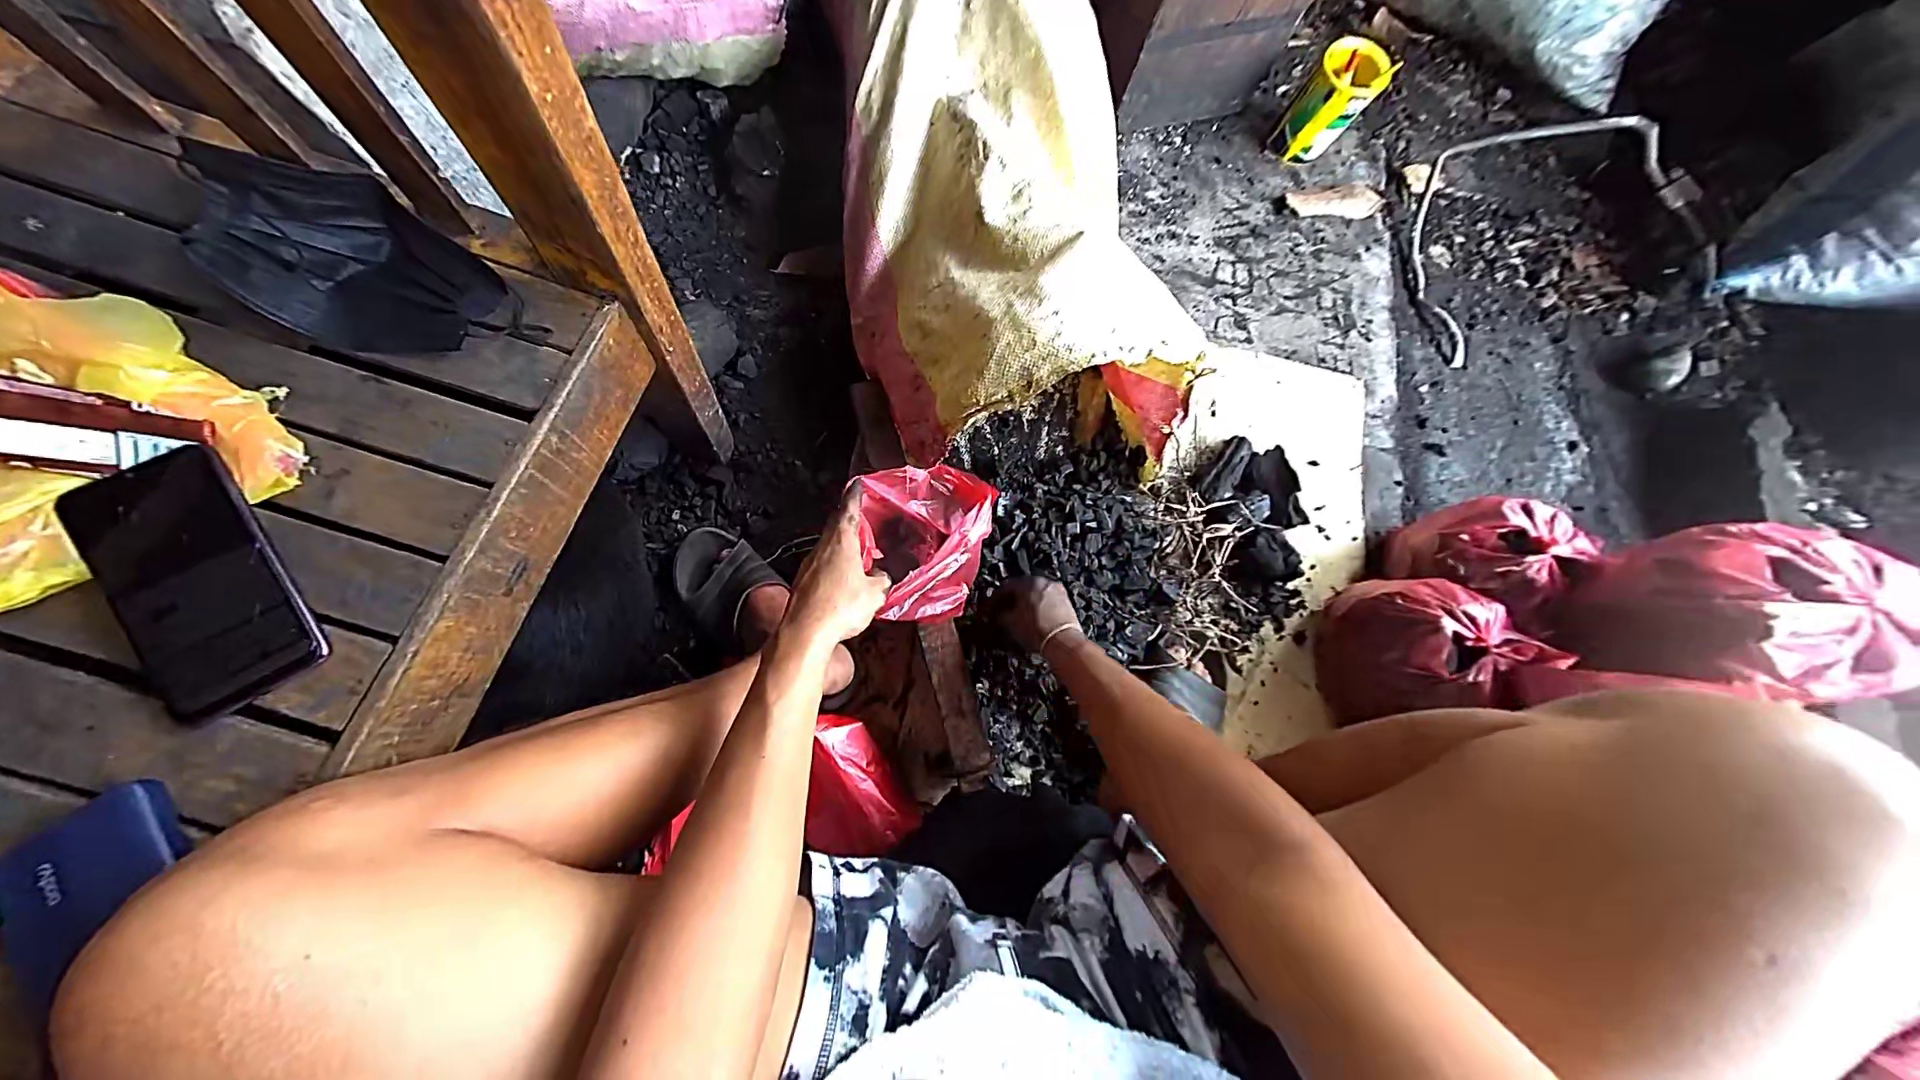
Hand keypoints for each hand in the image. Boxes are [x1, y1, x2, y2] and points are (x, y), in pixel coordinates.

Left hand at [785, 486, 890, 644]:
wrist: (805, 632)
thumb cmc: (840, 607)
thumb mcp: (876, 592)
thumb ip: (883, 579)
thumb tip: (884, 576)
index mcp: (842, 541)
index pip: (849, 508)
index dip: (856, 495)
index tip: (859, 485)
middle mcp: (822, 548)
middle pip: (837, 525)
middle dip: (851, 520)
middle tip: (865, 518)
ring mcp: (810, 564)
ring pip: (829, 546)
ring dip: (844, 544)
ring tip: (861, 551)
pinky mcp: (804, 582)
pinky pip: (823, 564)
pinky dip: (835, 563)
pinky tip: (845, 577)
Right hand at [991, 577, 1083, 655]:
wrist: (1063, 642)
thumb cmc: (1038, 630)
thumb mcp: (1010, 624)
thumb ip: (1000, 615)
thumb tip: (998, 615)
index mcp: (1029, 582)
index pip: (1006, 586)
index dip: (995, 598)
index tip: (991, 607)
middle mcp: (1044, 582)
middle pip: (1023, 588)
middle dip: (1012, 600)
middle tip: (1003, 611)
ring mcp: (1057, 591)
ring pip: (1036, 594)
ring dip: (1026, 603)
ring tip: (1019, 617)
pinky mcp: (1066, 602)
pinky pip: (1047, 601)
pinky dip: (1038, 608)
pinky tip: (1034, 620)